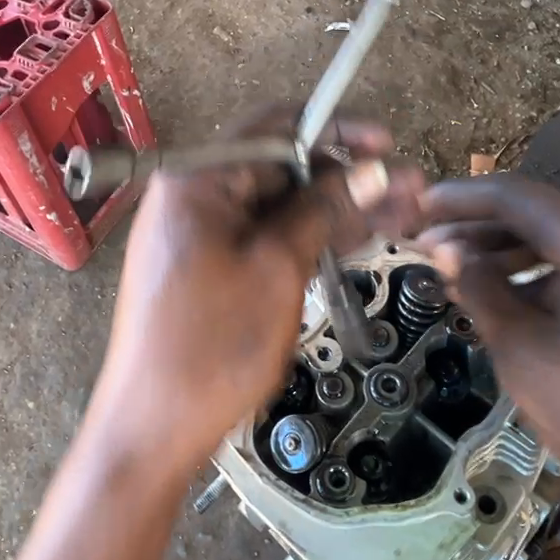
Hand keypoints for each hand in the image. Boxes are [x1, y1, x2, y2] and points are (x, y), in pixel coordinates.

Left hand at [86, 114, 424, 475]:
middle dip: (345, 177)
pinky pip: (263, 235)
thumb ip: (324, 209)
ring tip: (400, 215)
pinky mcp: (207, 265)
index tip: (386, 145)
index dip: (336, 130)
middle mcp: (192, 193)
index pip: (274, 128)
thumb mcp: (278, 268)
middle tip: (408, 192)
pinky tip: (357, 238)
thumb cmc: (211, 345)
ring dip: (334, 209)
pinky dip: (306, 237)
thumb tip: (373, 168)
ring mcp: (198, 231)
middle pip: (280, 167)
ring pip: (278, 205)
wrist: (151, 432)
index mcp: (196, 178)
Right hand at [416, 175, 559, 559]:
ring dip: (509, 258)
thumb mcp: (528, 354)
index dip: (459, 197)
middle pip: (540, 217)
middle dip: (480, 231)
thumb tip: (447, 252)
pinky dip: (543, 281)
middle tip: (428, 250)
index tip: (417, 207)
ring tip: (459, 281)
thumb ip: (482, 291)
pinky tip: (508, 305)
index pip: (516, 196)